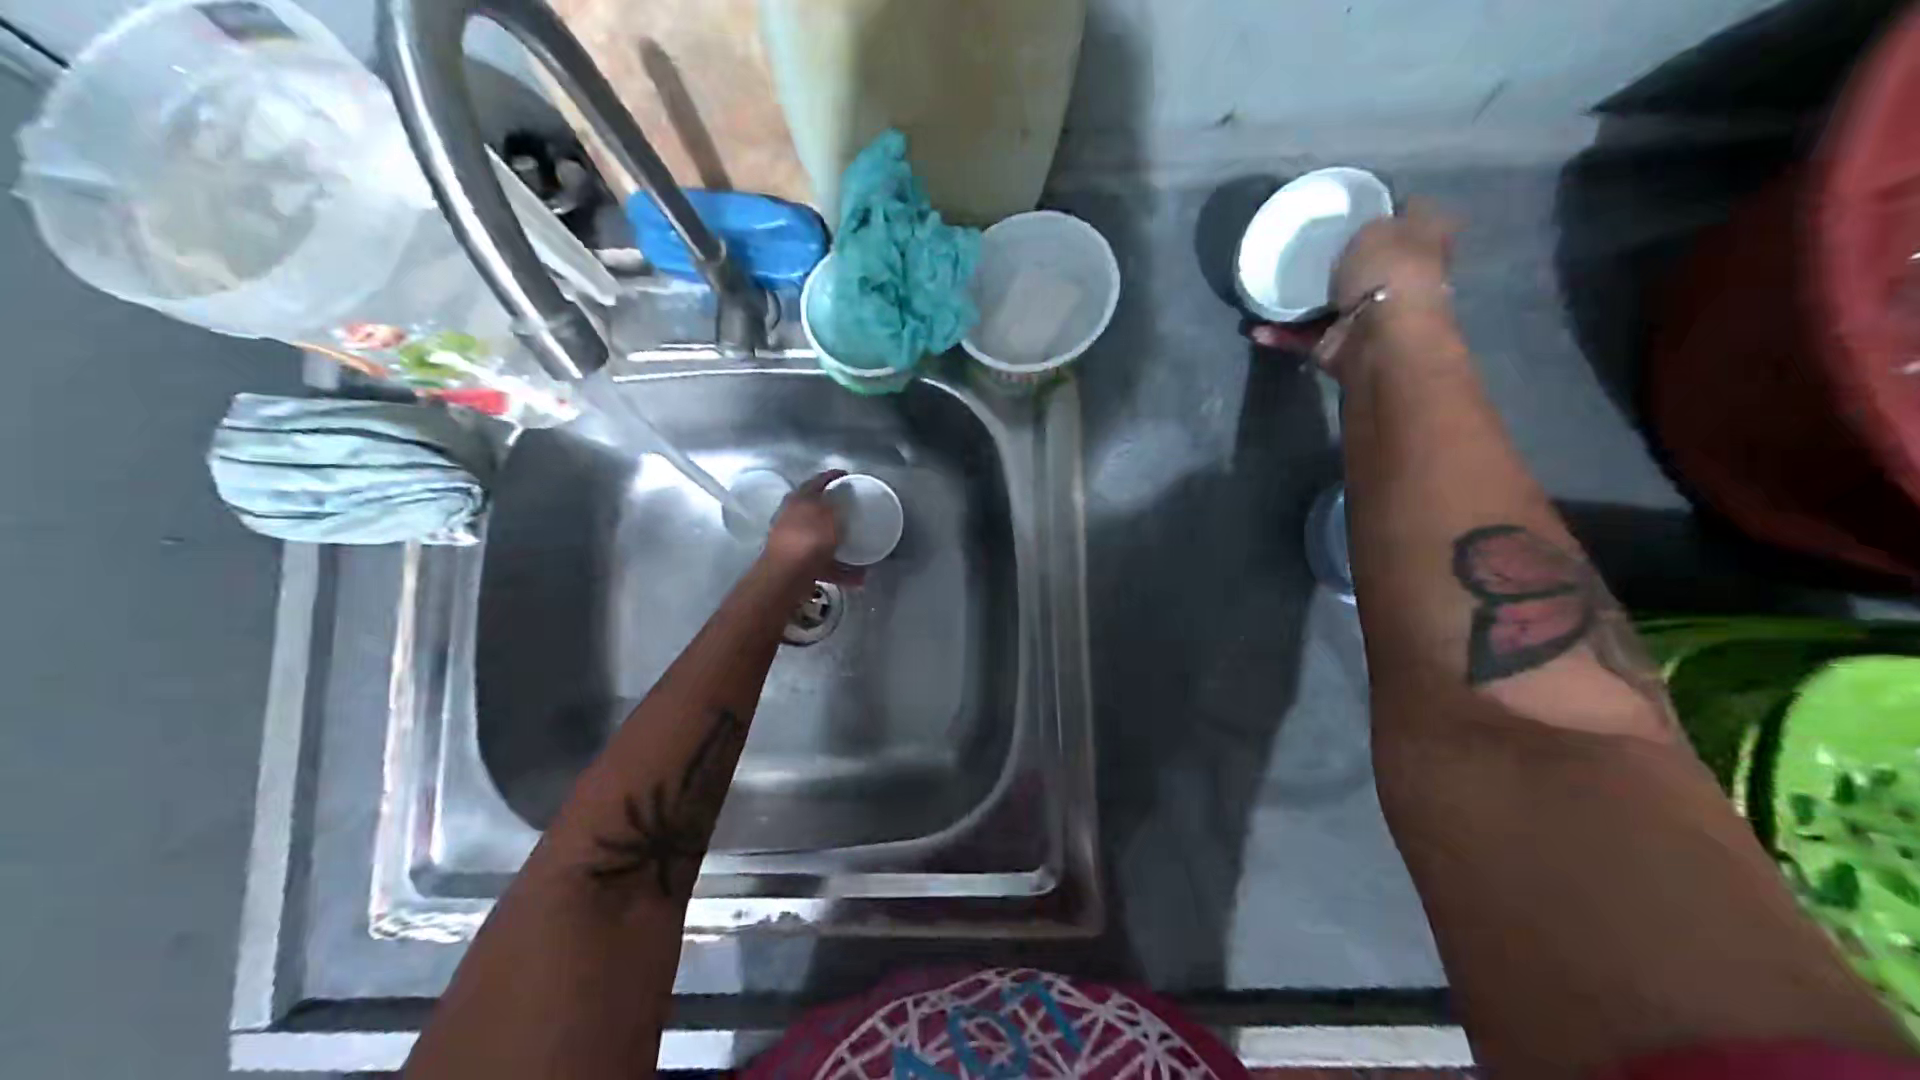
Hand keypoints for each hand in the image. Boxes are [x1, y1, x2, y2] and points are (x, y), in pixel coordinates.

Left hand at [762, 470, 865, 585]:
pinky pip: (825, 564)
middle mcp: (792, 518)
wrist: (786, 575)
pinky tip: (859, 577)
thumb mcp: (830, 515)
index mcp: (799, 499)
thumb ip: (837, 505)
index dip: (832, 476)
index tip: (847, 475)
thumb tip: (843, 499)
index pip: (817, 481)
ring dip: (840, 544)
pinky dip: (841, 568)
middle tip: (851, 509)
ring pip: (821, 539)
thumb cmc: (810, 538)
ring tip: (859, 547)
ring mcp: (792, 542)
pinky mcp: (797, 565)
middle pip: (815, 510)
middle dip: (834, 511)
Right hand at [1246, 198, 1461, 379]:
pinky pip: (1302, 336)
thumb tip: (1360, 223)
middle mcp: (1398, 281)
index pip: (1408, 217)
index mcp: (1422, 244)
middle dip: (1336, 259)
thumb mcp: (1377, 226)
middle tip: (1299, 246)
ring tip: (1266, 287)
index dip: (1383, 208)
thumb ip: (1363, 224)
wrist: (1378, 337)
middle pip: (1365, 264)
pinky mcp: (1337, 345)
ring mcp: (1367, 317)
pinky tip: (1255, 325)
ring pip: (1328, 303)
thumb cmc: (1387, 270)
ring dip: (1299, 300)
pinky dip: (1280, 333)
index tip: (1349, 207)